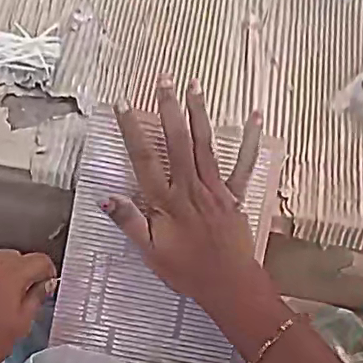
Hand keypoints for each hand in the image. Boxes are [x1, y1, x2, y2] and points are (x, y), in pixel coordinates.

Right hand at [105, 78, 267, 312]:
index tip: (124, 105)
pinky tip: (256, 116)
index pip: (145, 160)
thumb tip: (106, 198)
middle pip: (177, 142)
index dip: (133, 131)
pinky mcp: (234, 196)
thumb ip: (130, 222)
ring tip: (194, 86)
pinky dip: (250, 140)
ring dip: (198, 114)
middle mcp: (190, 189)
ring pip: (204, 145)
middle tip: (163, 80)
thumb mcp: (150, 252)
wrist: (227, 283)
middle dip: (169, 109)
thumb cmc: (186, 271)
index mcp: (166, 203)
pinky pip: (244, 164)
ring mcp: (214, 190)